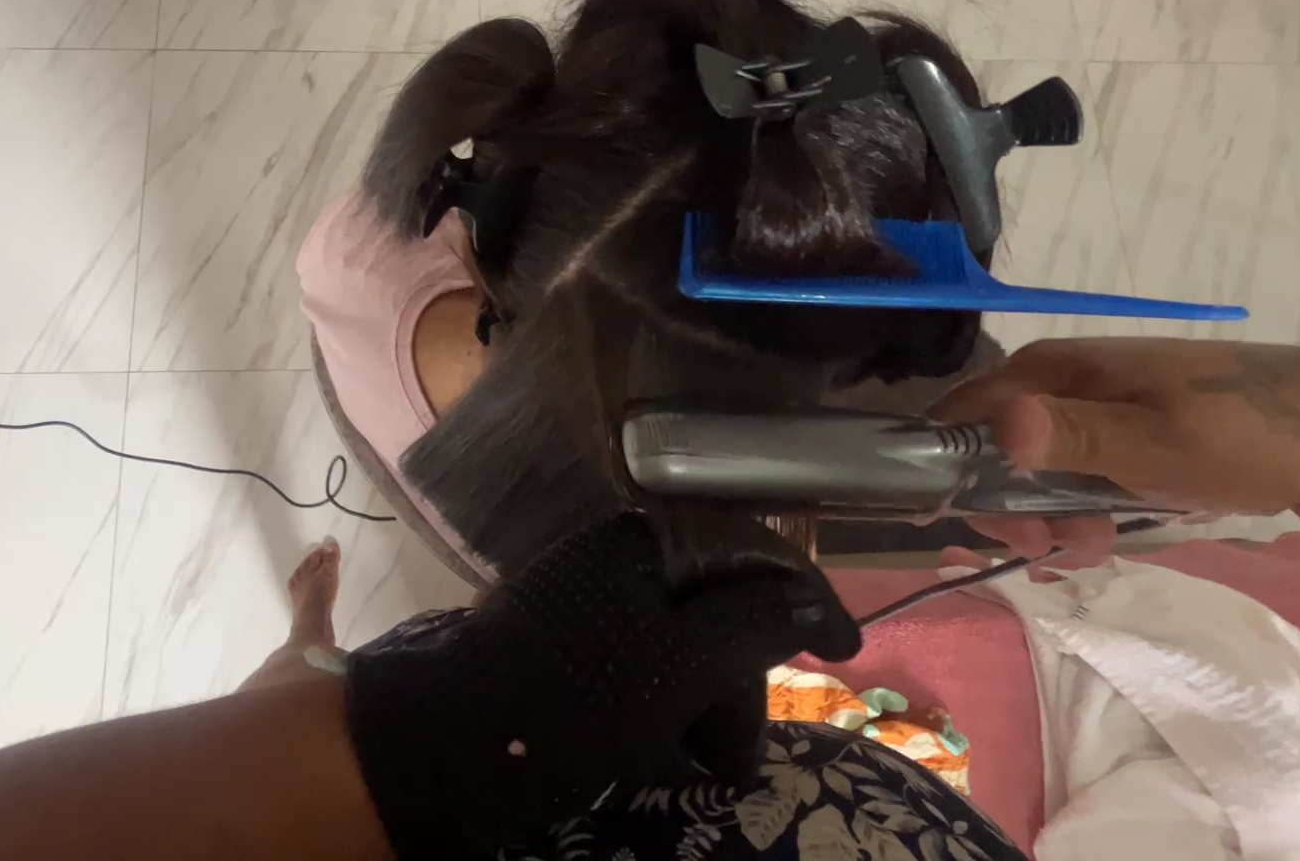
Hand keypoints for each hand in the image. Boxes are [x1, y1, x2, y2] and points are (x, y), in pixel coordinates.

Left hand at [343, 513, 857, 860]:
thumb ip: (752, 620)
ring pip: (678, 634)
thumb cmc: (575, 693)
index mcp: (645, 540)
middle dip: (743, 670)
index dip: (804, 595)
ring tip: (711, 759)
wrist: (454, 733)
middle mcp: (617, 551)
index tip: (845, 649)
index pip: (748, 550)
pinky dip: (665, 696)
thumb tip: (809, 596)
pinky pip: (639, 652)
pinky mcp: (568, 626)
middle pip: (713, 598)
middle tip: (745, 744)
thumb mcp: (680, 661)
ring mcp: (588, 588)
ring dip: (706, 694)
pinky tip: (670, 745)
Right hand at [933, 338, 1299, 555]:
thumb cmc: (1248, 434)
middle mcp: (1049, 379)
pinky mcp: (1109, 425)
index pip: (957, 414)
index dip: (948, 468)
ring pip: (1025, 461)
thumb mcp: (1159, 442)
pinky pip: (1063, 466)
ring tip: (1088, 545)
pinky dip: (1070, 502)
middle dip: (1005, 501)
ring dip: (1042, 511)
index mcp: (1045, 369)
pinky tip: (1100, 529)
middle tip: (1043, 547)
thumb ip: (1074, 434)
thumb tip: (1001, 423)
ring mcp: (1081, 401)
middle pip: (987, 443)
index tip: (978, 524)